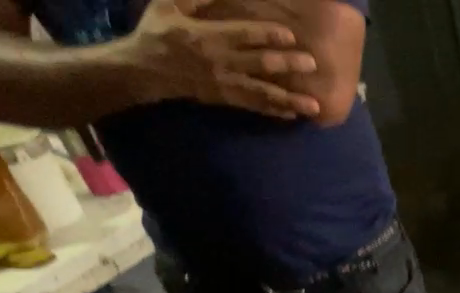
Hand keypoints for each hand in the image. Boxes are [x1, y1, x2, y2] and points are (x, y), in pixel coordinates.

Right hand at [128, 0, 319, 118]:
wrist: (145, 68)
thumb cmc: (159, 31)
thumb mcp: (169, 5)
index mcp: (207, 35)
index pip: (242, 34)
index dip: (267, 35)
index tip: (290, 36)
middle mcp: (220, 61)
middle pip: (260, 64)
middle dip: (287, 63)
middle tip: (312, 63)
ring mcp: (225, 83)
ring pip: (263, 92)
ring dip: (289, 99)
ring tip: (313, 105)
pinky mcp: (227, 99)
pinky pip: (255, 107)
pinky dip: (275, 111)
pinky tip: (295, 114)